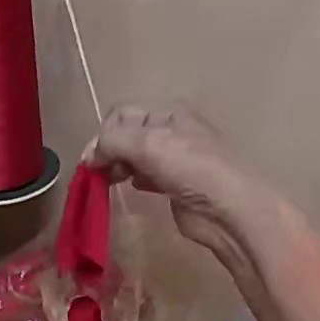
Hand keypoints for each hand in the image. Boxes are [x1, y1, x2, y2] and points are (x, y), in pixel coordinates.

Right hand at [82, 103, 281, 262]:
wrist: (229, 209)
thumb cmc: (192, 168)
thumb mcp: (149, 144)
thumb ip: (113, 142)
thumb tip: (90, 156)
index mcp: (168, 111)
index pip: (122, 113)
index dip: (103, 134)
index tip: (92, 162)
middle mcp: (171, 130)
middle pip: (127, 134)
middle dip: (109, 150)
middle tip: (99, 174)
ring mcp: (175, 159)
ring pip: (135, 156)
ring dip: (119, 166)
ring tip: (111, 182)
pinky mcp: (176, 185)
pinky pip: (147, 176)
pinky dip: (134, 179)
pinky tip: (132, 188)